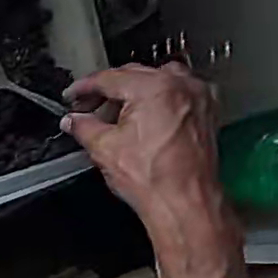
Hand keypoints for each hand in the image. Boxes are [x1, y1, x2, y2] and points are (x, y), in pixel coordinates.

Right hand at [60, 62, 228, 237]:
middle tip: (86, 106)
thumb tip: (73, 120)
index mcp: (154, 87)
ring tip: (114, 114)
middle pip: (134, 75)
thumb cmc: (154, 178)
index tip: (72, 95)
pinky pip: (176, 94)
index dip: (84, 87)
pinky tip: (141, 119)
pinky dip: (155, 100)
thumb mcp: (103, 148)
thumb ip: (83, 127)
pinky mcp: (206, 113)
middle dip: (107, 90)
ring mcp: (198, 98)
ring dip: (132, 92)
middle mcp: (181, 86)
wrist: (184, 202)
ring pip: (156, 81)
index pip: (109, 77)